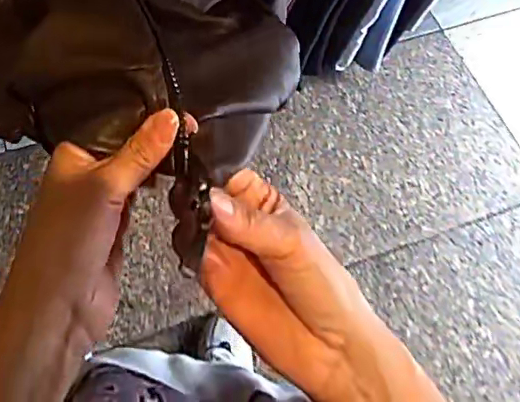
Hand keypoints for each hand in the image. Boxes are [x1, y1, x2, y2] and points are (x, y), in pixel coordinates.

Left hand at [0, 109, 184, 401]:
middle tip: (191, 129)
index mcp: (75, 152)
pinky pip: (145, 197)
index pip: (116, 120)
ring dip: (162, 163)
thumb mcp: (105, 187)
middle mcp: (88, 171)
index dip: (147, 114)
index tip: (179, 111)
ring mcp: (104, 198)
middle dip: (158, 138)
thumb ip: (140, 152)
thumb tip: (168, 118)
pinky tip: (178, 180)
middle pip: (130, 144)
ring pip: (140, 170)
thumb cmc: (63, 245)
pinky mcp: (119, 224)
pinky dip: (162, 190)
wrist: (59, 312)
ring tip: (190, 150)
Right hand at [201, 169, 445, 401]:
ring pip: (189, 223)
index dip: (209, 169)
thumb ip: (251, 223)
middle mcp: (235, 220)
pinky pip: (188, 258)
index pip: (223, 171)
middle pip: (200, 194)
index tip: (201, 175)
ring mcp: (222, 248)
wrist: (333, 351)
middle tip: (201, 206)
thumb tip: (215, 200)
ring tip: (206, 233)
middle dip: (193, 195)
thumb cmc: (326, 286)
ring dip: (188, 223)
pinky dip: (187, 253)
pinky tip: (201, 254)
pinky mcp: (211, 278)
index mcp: (258, 199)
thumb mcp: (292, 243)